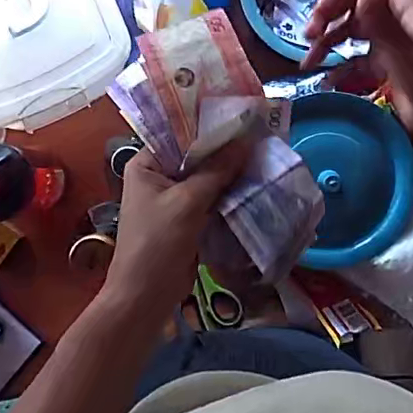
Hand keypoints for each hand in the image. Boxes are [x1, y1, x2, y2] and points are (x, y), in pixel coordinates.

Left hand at [102, 136, 252, 313]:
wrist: (146, 295)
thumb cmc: (156, 243)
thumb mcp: (186, 203)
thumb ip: (216, 171)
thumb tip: (245, 140)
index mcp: (146, 164)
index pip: (179, 135)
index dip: (209, 127)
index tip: (243, 117)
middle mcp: (158, 176)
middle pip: (196, 156)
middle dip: (226, 151)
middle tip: (263, 137)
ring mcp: (174, 198)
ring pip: (207, 178)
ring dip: (232, 174)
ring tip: (266, 157)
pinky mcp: (188, 218)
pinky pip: (212, 199)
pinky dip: (231, 195)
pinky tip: (257, 185)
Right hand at [299, 0, 412, 133]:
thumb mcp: (405, 52)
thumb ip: (383, 19)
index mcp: (407, 6)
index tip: (318, 16)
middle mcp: (397, 19)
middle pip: (354, 3)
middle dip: (327, 17)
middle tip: (308, 37)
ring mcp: (391, 42)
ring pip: (351, 30)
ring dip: (327, 42)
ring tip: (309, 63)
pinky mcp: (386, 64)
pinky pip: (355, 56)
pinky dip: (337, 64)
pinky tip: (326, 78)